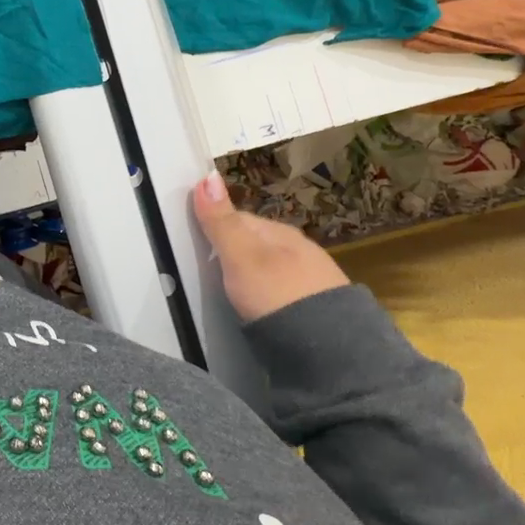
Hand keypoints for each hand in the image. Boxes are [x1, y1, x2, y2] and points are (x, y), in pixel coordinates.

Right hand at [192, 170, 348, 322]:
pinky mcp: (319, 305)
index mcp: (282, 232)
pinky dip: (268, 292)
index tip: (196, 248)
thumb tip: (207, 174)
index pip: (238, 218)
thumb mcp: (240, 256)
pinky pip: (283, 287)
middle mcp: (302, 248)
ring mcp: (314, 277)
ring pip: (270, 265)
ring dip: (251, 272)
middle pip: (255, 241)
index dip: (214, 229)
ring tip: (233, 291)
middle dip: (232, 251)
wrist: (328, 350)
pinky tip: (262, 305)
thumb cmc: (277, 294)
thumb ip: (222, 221)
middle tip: (210, 272)